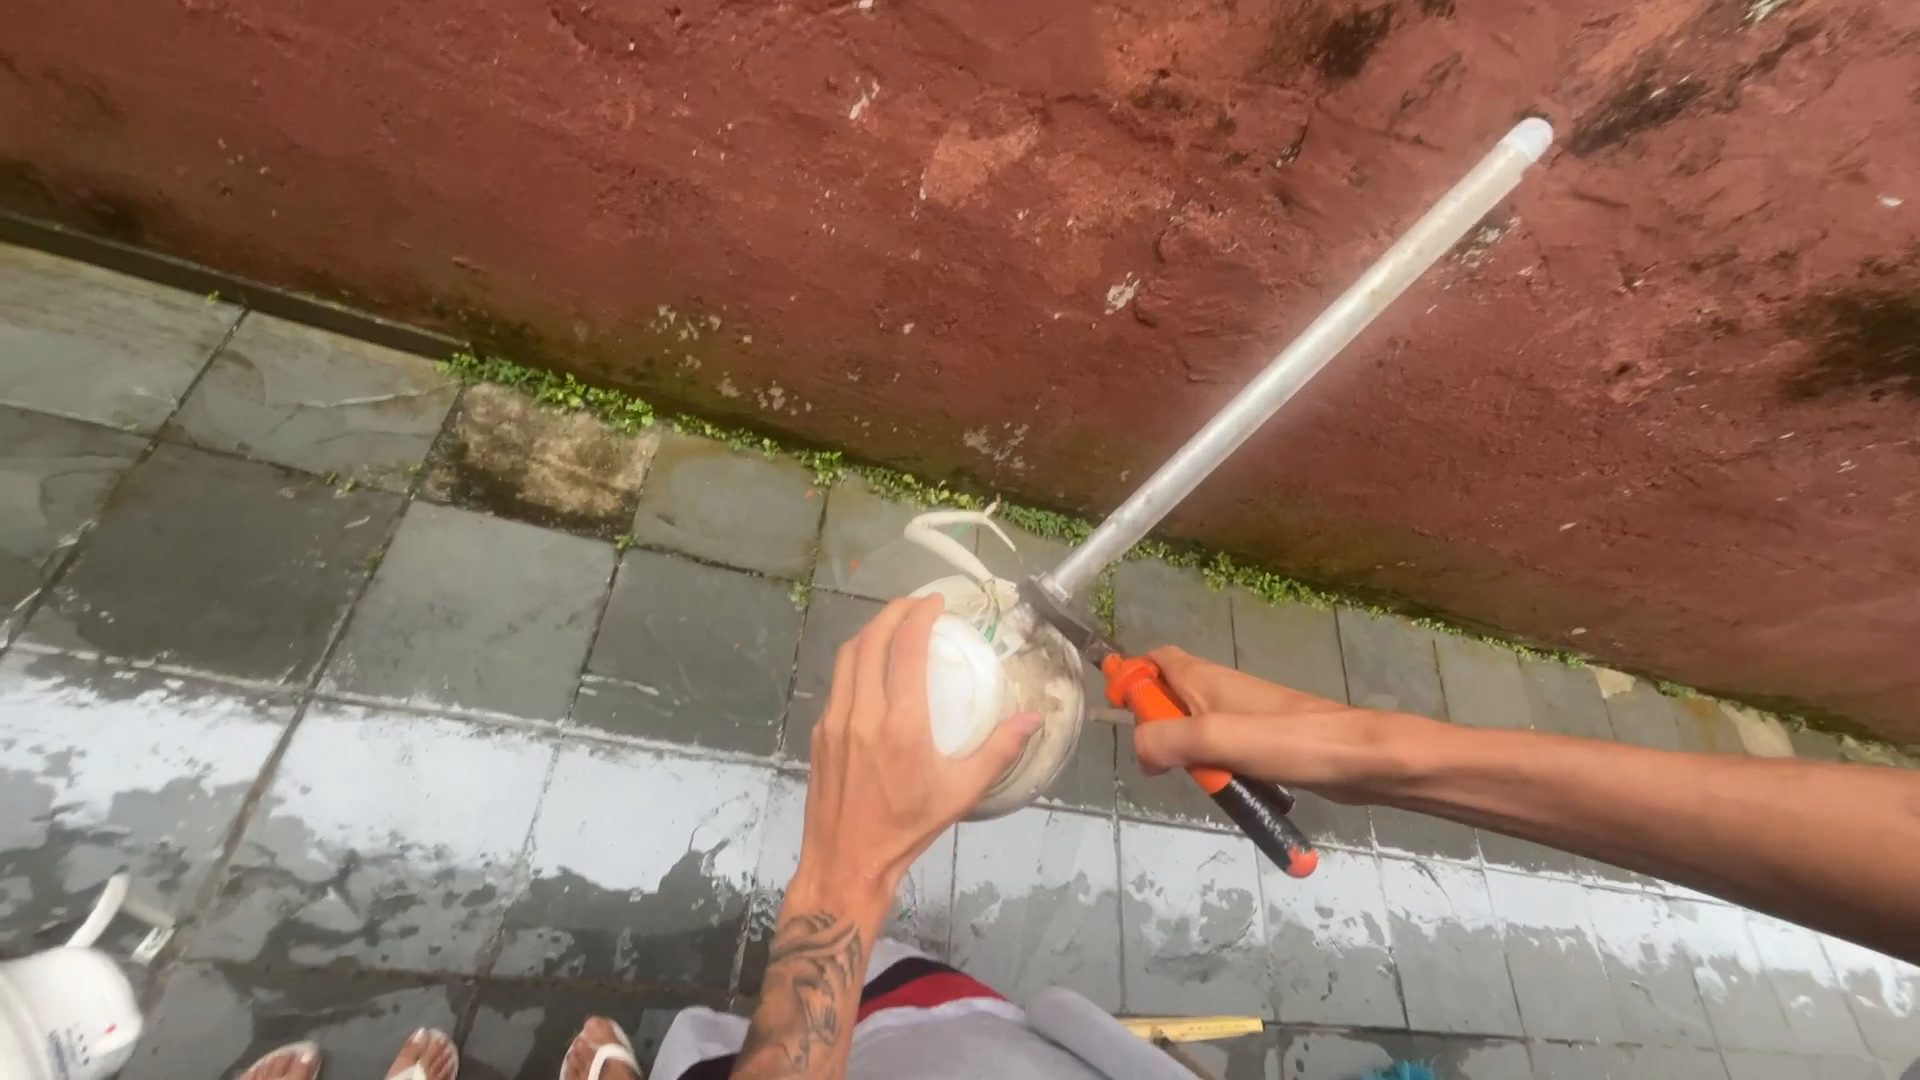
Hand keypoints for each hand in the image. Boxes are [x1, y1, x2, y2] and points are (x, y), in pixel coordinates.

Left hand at [799, 595, 1039, 893]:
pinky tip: (870, 670)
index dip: (920, 615)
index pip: (907, 649)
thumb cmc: (908, 828)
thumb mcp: (961, 792)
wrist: (846, 863)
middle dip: (893, 612)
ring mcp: (835, 721)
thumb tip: (1033, 718)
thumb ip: (999, 751)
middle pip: (871, 640)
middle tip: (915, 605)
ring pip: (847, 657)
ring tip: (892, 626)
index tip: (935, 602)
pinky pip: (837, 683)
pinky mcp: (820, 733)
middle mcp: (864, 713)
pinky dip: (855, 662)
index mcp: (902, 724)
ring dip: (870, 632)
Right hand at [1133, 645, 1397, 803]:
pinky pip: (1221, 752)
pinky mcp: (1259, 741)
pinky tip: (1231, 790)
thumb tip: (1139, 752)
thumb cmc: (1288, 740)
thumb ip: (1169, 740)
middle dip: (1157, 731)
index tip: (1125, 716)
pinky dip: (1217, 770)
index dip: (1131, 680)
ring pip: (1193, 732)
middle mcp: (1215, 690)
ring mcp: (1240, 716)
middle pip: (1166, 700)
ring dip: (1188, 758)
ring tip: (1207, 782)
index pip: (1151, 661)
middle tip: (1164, 762)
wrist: (1362, 760)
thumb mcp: (1217, 738)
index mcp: (1200, 677)